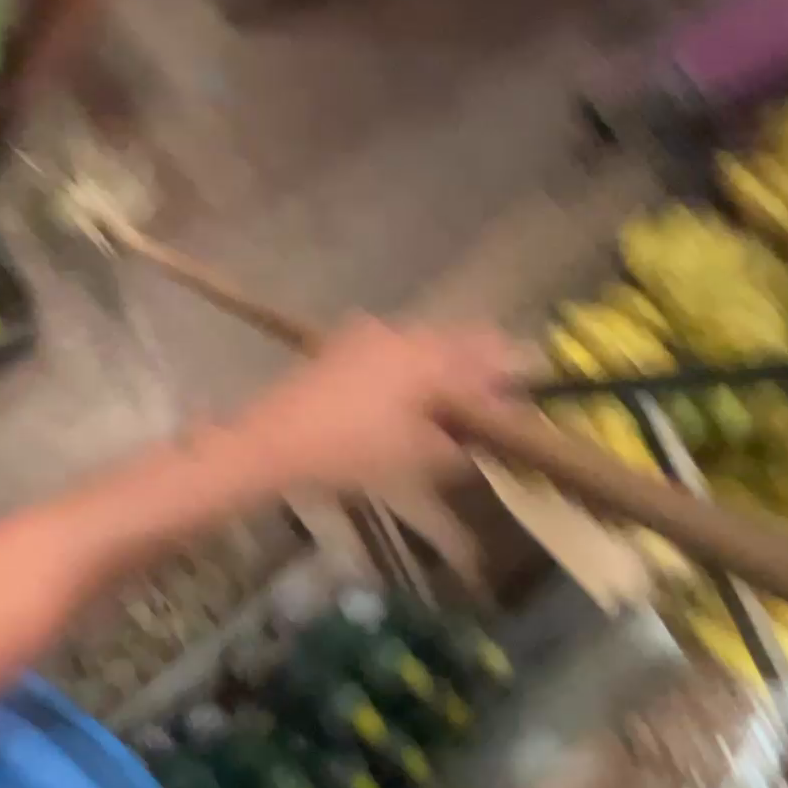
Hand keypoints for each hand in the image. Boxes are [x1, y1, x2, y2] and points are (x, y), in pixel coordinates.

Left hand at [228, 316, 524, 486]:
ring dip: (434, 371)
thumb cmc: (351, 449)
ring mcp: (363, 335)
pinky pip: (386, 352)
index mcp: (430, 352)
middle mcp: (401, 331)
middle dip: (471, 373)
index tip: (517, 406)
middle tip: (476, 413)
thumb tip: (483, 436)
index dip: (512, 376)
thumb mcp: (419, 456)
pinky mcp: (335, 347)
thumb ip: (463, 442)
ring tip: (435, 413)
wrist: (270, 441)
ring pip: (419, 345)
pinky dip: (401, 372)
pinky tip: (394, 405)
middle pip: (455, 342)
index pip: (494, 349)